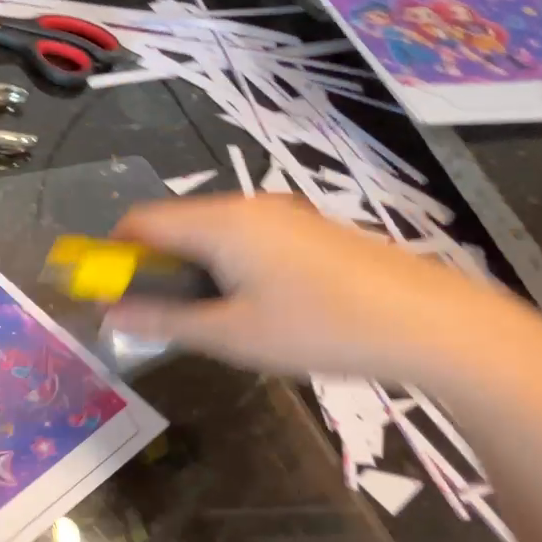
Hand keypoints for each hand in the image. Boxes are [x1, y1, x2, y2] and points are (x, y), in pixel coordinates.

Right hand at [106, 194, 537, 382]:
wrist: (434, 325)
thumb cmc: (319, 328)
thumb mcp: (229, 335)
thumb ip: (160, 320)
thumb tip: (107, 312)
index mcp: (218, 223)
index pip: (138, 222)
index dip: (111, 255)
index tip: (108, 294)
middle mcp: (245, 206)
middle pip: (172, 224)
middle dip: (150, 265)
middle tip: (158, 314)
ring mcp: (281, 214)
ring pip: (207, 232)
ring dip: (188, 268)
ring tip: (210, 317)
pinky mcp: (307, 229)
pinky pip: (241, 237)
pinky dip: (222, 264)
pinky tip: (254, 305)